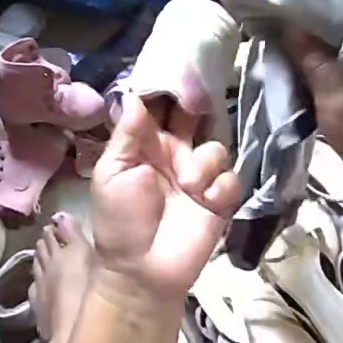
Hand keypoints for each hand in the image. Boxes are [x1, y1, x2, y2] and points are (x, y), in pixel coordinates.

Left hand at [89, 94, 241, 306]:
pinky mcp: (219, 198)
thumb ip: (127, 134)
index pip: (161, 107)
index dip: (168, 89)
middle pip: (195, 118)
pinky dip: (220, 187)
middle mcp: (176, 153)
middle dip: (198, 110)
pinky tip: (205, 201)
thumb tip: (134, 94)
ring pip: (216, 147)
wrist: (141, 271)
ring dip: (204, 162)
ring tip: (189, 185)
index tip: (177, 71)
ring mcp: (200, 175)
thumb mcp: (112, 173)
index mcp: (147, 144)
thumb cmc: (120, 220)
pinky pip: (230, 178)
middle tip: (197, 107)